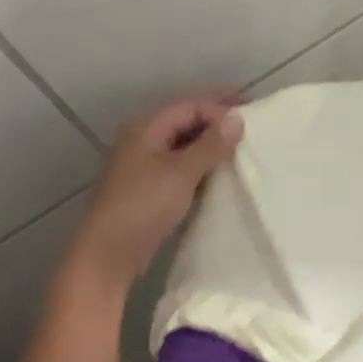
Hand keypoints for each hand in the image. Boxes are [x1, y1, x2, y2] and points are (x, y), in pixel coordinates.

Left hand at [67, 95, 243, 283]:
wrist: (109, 254)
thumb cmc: (143, 206)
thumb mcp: (181, 172)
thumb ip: (211, 145)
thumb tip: (237, 119)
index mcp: (145, 128)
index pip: (189, 107)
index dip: (220, 110)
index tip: (253, 120)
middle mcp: (142, 141)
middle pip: (186, 124)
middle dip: (218, 128)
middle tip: (253, 137)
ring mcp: (144, 167)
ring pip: (184, 149)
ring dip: (211, 151)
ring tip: (243, 157)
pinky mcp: (149, 190)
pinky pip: (181, 171)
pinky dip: (201, 171)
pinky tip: (222, 180)